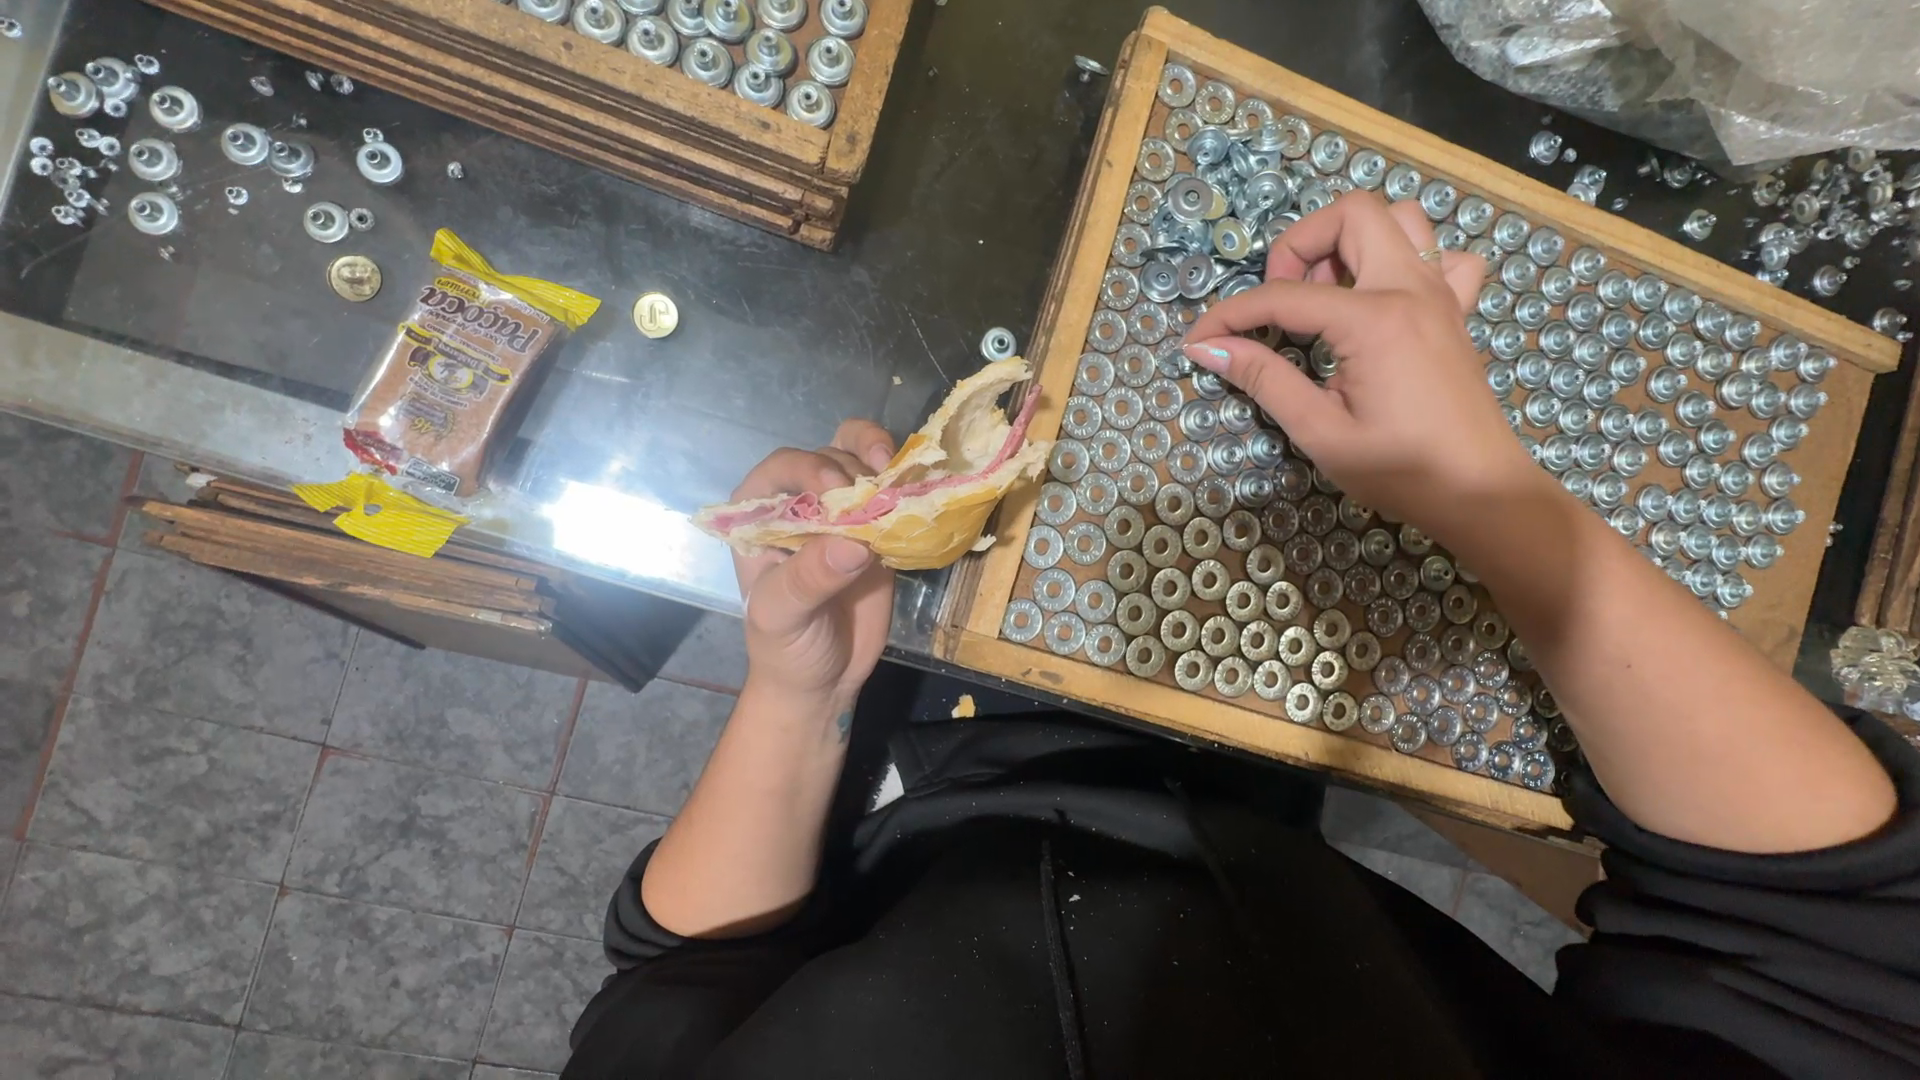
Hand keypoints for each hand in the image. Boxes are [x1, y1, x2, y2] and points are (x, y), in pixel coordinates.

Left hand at [729, 420, 896, 710]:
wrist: (824, 681)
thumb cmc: (786, 648)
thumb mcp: (782, 616)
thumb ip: (809, 578)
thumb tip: (854, 543)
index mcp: (761, 517)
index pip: (781, 469)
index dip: (808, 467)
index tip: (835, 487)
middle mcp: (801, 506)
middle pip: (827, 457)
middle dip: (851, 463)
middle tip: (871, 487)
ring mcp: (843, 517)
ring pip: (861, 465)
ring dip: (880, 462)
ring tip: (897, 476)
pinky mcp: (877, 534)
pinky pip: (892, 497)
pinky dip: (906, 487)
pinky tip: (918, 490)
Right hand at [1181, 191, 1542, 533]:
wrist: (1479, 491)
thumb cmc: (1398, 469)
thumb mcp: (1318, 430)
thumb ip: (1264, 379)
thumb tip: (1209, 348)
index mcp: (1374, 320)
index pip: (1283, 295)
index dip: (1229, 315)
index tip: (1198, 340)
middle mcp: (1412, 288)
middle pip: (1351, 214)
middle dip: (1298, 247)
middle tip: (1278, 303)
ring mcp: (1441, 293)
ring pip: (1398, 220)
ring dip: (1349, 244)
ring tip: (1323, 297)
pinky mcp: (1454, 311)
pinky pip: (1438, 256)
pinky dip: (1402, 263)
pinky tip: (1379, 303)